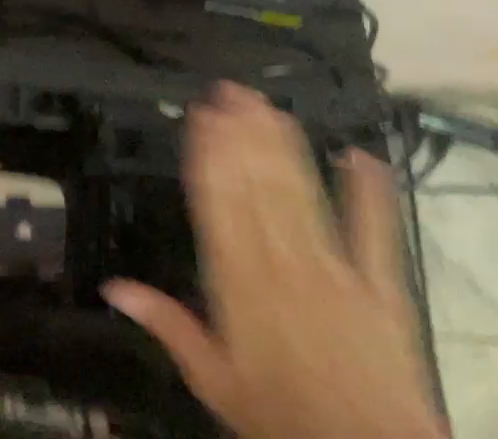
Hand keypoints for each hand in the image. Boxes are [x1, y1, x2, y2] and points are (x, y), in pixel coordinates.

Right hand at [103, 83, 445, 438]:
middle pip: (260, 189)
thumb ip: (167, 325)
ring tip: (269, 107)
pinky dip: (370, 193)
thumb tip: (114, 287)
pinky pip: (377, 233)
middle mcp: (284, 268)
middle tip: (232, 91)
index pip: (219, 206)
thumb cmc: (280, 417)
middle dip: (244, 136)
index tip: (202, 116)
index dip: (210, 155)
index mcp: (239, 286)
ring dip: (286, 149)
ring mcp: (337, 273)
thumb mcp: (212, 380)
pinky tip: (361, 155)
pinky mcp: (382, 288)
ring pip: (305, 197)